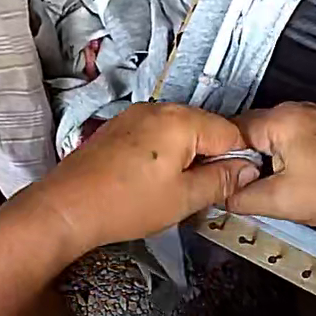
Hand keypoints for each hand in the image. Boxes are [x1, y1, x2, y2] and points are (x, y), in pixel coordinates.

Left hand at [20, 102, 258, 256]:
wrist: (67, 207)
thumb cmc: (126, 204)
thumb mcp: (184, 199)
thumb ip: (222, 181)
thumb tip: (248, 169)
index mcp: (182, 120)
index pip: (231, 133)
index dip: (238, 161)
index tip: (232, 185)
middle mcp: (160, 108)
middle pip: (205, 128)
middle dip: (211, 158)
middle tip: (202, 192)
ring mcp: (137, 115)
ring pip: (181, 132)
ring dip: (188, 158)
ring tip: (175, 190)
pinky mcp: (120, 127)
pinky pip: (157, 135)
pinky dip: (165, 155)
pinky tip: (153, 180)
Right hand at [226, 102, 315, 228]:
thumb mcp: (278, 201)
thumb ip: (240, 197)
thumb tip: (225, 196)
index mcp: (281, 119)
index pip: (230, 132)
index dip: (221, 160)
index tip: (218, 181)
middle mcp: (299, 112)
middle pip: (252, 135)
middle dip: (245, 164)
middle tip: (244, 192)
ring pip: (275, 142)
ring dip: (268, 166)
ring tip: (277, 192)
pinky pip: (296, 146)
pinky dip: (290, 165)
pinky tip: (299, 187)